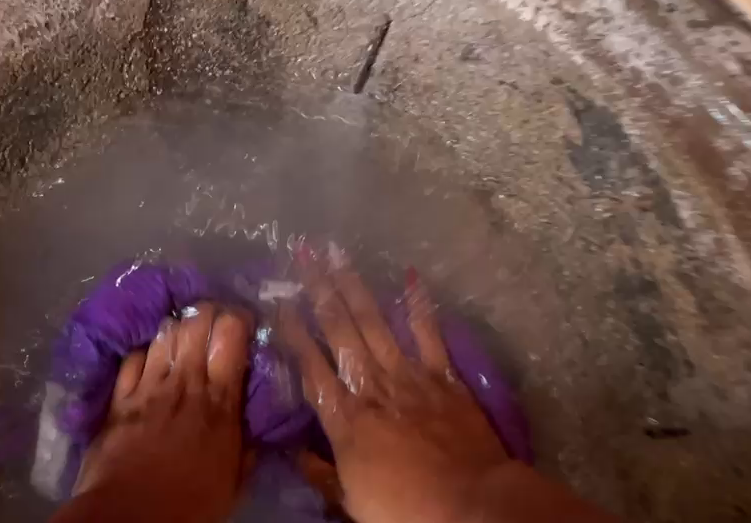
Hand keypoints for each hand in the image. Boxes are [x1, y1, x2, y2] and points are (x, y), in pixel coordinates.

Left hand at [55, 303, 251, 522]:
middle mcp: (186, 381)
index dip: (236, 320)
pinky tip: (150, 360)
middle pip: (196, 321)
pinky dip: (145, 352)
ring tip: (181, 336)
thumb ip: (245, 445)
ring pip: (165, 332)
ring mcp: (150, 385)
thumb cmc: (190, 506)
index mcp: (220, 400)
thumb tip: (257, 426)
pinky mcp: (120, 396)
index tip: (241, 325)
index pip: (231, 333)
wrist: (130, 519)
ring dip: (176, 329)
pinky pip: (134, 356)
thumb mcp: (233, 481)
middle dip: (206, 313)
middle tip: (211, 322)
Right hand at [276, 248, 513, 522]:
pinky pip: (428, 332)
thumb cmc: (407, 513)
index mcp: (345, 418)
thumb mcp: (353, 503)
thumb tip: (292, 452)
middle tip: (302, 254)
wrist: (472, 508)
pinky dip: (418, 303)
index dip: (292, 331)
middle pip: (338, 329)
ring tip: (335, 252)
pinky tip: (410, 274)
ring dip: (353, 284)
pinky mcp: (443, 374)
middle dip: (318, 289)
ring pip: (374, 320)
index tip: (278, 300)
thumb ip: (322, 473)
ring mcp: (408, 374)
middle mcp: (371, 385)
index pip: (310, 366)